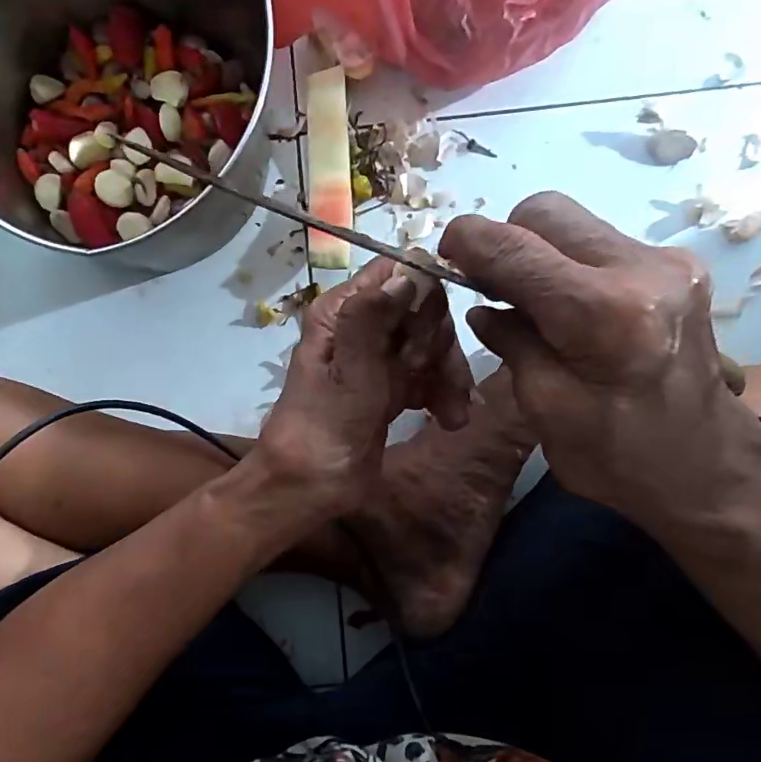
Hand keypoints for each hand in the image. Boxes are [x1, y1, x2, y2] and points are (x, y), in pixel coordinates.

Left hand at [256, 258, 473, 514]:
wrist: (308, 487)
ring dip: (448, 375)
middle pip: (421, 308)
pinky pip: (427, 373)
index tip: (429, 338)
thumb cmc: (323, 430)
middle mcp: (360, 324)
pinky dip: (443, 393)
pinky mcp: (390, 384)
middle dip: (437, 344)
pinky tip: (449, 419)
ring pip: (430, 342)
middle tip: (432, 379)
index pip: (393, 274)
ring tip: (452, 415)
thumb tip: (405, 274)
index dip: (424, 297)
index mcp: (340, 312)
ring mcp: (376, 356)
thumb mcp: (350, 375)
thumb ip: (372, 322)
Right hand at [439, 193, 760, 532]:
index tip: (443, 252)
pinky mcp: (678, 266)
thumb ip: (512, 342)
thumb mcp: (544, 407)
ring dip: (535, 250)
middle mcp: (642, 270)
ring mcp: (668, 263)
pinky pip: (598, 242)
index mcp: (604, 314)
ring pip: (572, 223)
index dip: (468, 240)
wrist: (707, 469)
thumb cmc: (618, 456)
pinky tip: (562, 305)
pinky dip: (566, 262)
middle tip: (485, 283)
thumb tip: (481, 306)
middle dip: (504, 240)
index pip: (515, 248)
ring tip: (523, 299)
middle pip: (545, 213)